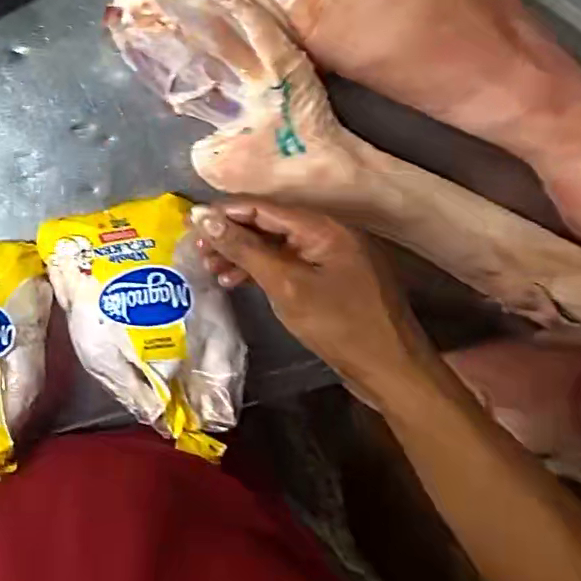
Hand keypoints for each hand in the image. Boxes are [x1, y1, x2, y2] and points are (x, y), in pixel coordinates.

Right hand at [190, 200, 441, 407]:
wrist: (394, 373)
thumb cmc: (339, 325)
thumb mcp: (284, 283)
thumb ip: (241, 247)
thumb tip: (200, 216)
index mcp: (324, 228)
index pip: (260, 207)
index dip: (221, 213)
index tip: (186, 224)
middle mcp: (330, 234)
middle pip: (265, 223)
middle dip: (227, 235)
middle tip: (195, 249)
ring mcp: (332, 257)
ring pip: (272, 244)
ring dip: (239, 253)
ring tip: (209, 268)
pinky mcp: (330, 278)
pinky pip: (285, 262)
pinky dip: (258, 268)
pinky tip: (233, 280)